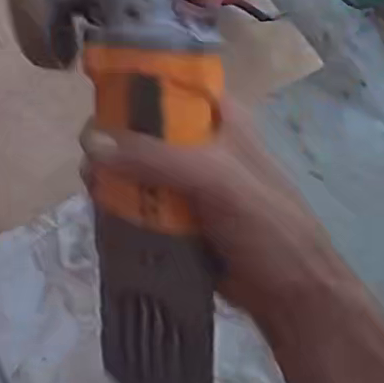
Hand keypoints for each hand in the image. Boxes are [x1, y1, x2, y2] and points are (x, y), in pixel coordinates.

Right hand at [79, 104, 343, 319]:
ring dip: (103, 168)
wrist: (293, 302)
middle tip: (94, 156)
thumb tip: (90, 143)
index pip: (165, 80)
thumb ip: (156, 157)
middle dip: (106, 135)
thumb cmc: (271, 230)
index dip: (126, 80)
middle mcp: (192, 138)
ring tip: (96, 188)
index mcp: (216, 116)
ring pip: (123, 156)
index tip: (93, 92)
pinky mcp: (164, 205)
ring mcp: (177, 174)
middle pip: (133, 119)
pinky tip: (101, 203)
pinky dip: (108, 193)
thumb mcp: (218, 181)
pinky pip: (124, 189)